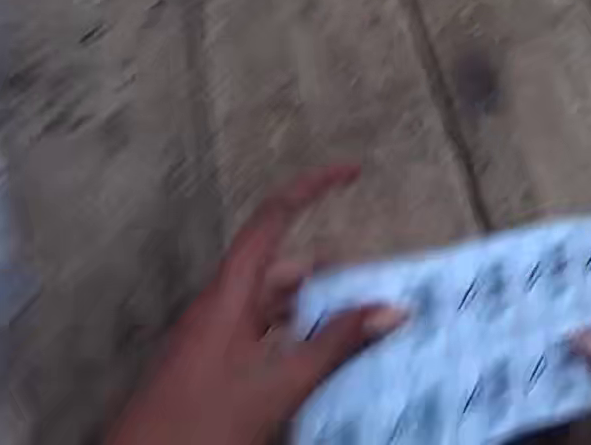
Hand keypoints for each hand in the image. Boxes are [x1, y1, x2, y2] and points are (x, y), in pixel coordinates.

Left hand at [106, 166, 406, 444]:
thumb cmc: (197, 430)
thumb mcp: (277, 387)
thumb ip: (336, 345)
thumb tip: (393, 310)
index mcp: (230, 293)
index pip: (274, 216)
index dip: (314, 186)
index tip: (353, 173)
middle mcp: (219, 306)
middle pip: (282, 264)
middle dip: (328, 267)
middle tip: (369, 282)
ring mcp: (210, 337)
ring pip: (273, 300)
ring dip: (313, 303)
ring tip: (351, 322)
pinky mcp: (208, 366)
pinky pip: (262, 329)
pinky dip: (295, 330)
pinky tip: (314, 357)